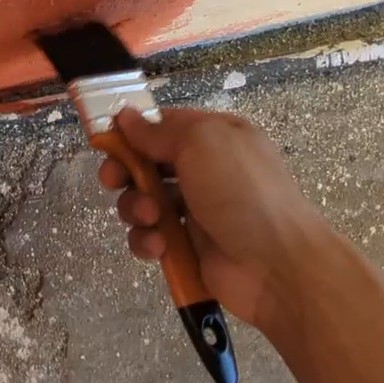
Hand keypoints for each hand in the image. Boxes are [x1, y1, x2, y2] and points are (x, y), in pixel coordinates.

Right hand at [100, 108, 331, 336]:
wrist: (278, 266)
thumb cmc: (241, 191)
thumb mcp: (201, 142)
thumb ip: (157, 131)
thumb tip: (126, 116)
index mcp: (215, 136)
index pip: (164, 124)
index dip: (133, 131)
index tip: (105, 140)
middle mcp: (206, 169)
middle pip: (147, 162)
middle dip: (125, 171)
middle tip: (112, 180)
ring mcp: (197, 209)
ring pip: (144, 199)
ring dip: (136, 207)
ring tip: (150, 218)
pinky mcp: (188, 246)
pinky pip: (152, 236)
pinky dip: (147, 240)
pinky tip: (159, 246)